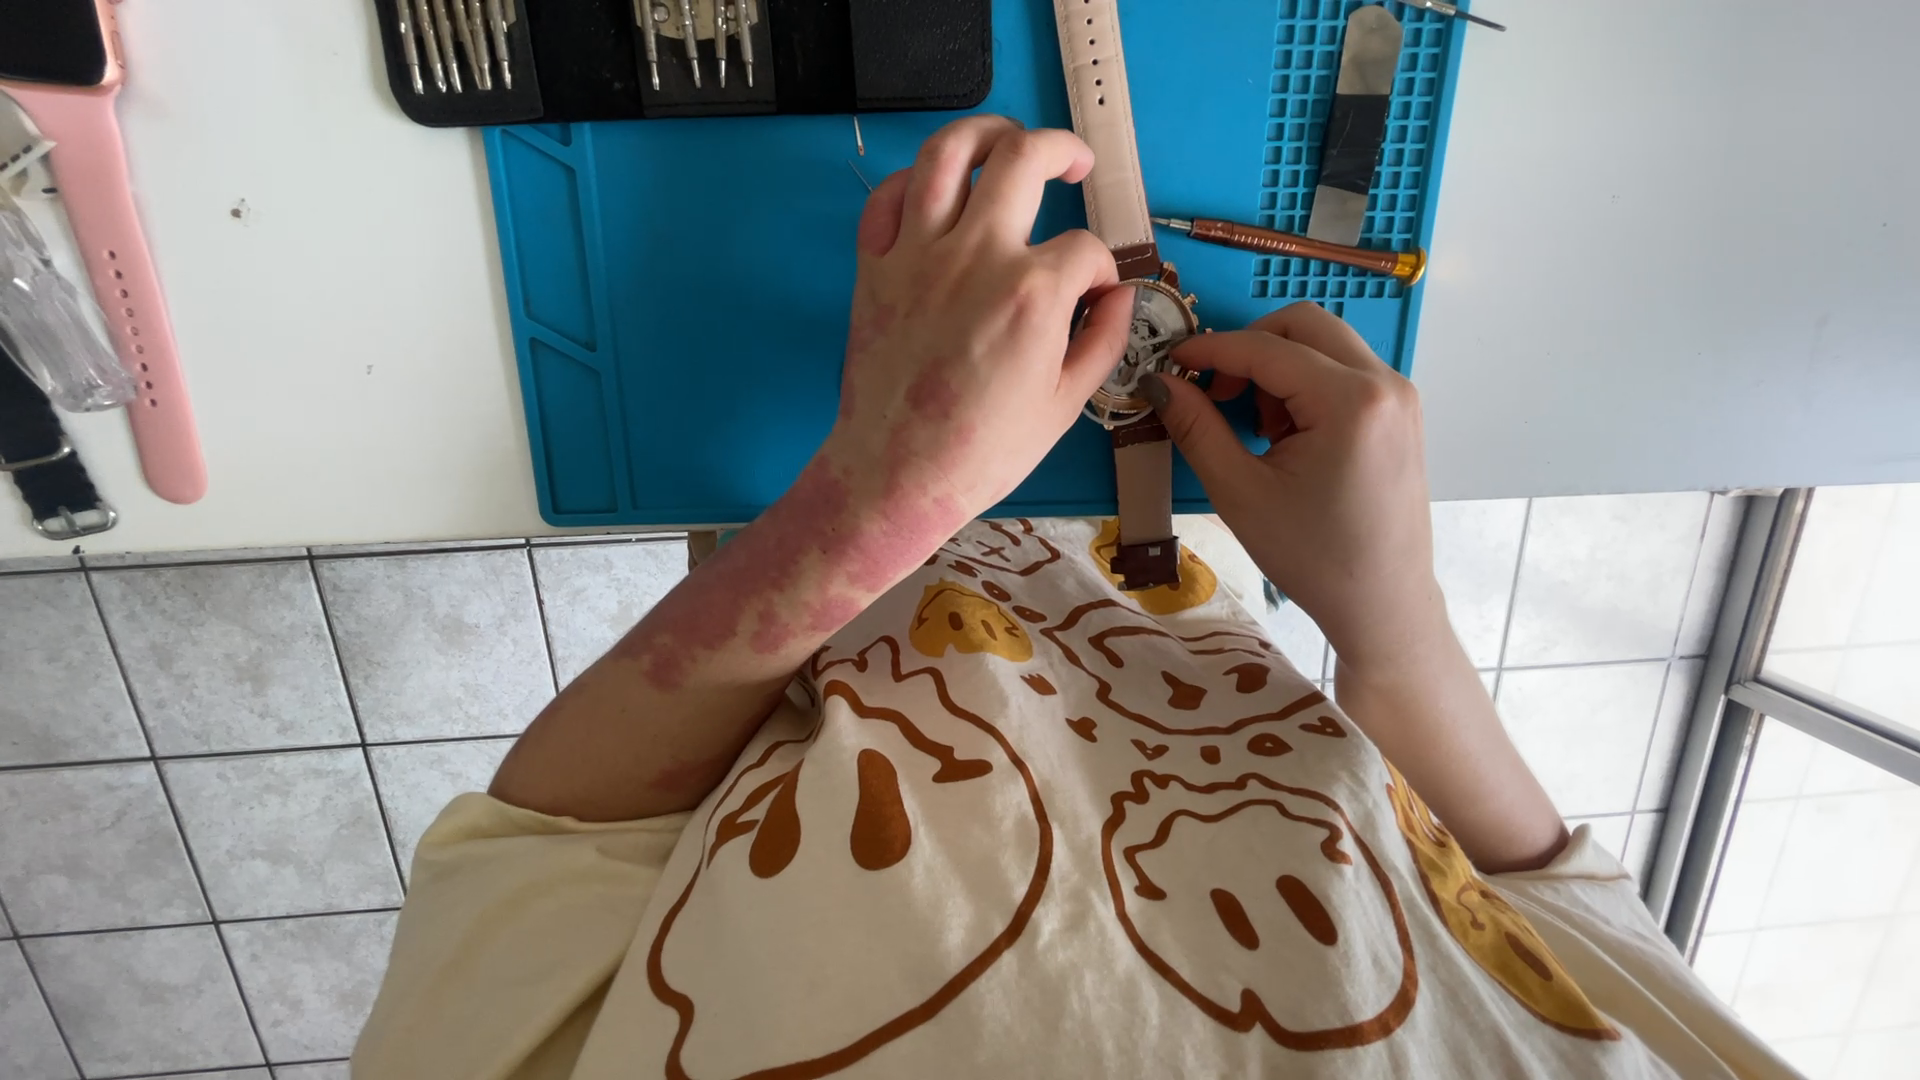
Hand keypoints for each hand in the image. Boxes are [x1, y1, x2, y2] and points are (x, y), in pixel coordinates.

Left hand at [823, 114, 1134, 536]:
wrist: (897, 474)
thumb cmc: (983, 451)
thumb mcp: (1065, 405)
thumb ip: (1103, 340)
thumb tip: (1119, 297)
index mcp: (1032, 292)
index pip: (1085, 248)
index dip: (1101, 268)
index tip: (1094, 291)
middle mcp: (976, 255)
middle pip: (1025, 158)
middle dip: (1062, 150)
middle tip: (1075, 162)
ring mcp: (917, 255)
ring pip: (948, 152)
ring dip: (987, 131)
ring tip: (1007, 140)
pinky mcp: (874, 268)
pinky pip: (886, 197)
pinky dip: (912, 181)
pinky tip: (934, 192)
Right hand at [1143, 303, 1444, 672]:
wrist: (1381, 603)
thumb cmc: (1310, 555)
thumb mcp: (1240, 492)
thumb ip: (1197, 428)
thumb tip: (1158, 384)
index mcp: (1350, 400)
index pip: (1268, 348)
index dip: (1211, 349)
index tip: (1171, 362)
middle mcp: (1385, 383)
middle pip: (1305, 323)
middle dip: (1250, 346)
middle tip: (1218, 392)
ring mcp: (1399, 396)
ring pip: (1326, 344)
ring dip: (1279, 366)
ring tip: (1256, 427)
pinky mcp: (1399, 414)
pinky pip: (1344, 371)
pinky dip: (1304, 384)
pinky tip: (1286, 435)